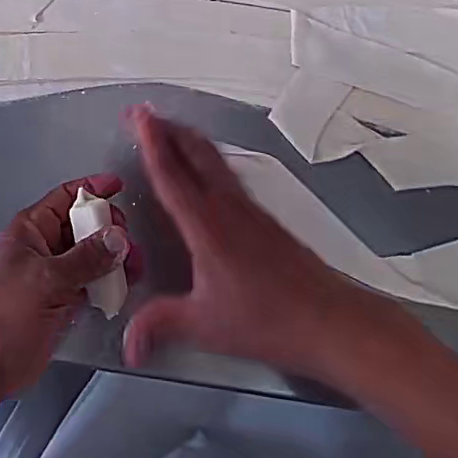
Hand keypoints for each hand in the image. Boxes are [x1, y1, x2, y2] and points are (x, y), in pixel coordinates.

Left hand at [0, 175, 132, 401]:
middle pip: (84, 225)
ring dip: (114, 259)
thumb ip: (85, 258)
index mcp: (31, 230)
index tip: (118, 185)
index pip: (66, 196)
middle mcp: (42, 248)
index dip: (92, 188)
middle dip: (110, 229)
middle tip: (126, 241)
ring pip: (91, 255)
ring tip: (131, 267)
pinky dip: (108, 282)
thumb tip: (116, 238)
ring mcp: (52, 275)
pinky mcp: (61, 301)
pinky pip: (91, 282)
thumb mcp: (45, 280)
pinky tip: (120, 288)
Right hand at [122, 108, 409, 382]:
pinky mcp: (263, 217)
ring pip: (213, 158)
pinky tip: (207, 168)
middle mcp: (227, 206)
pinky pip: (227, 172)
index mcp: (206, 225)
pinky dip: (207, 157)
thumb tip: (129, 343)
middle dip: (167, 128)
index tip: (138, 117)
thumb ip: (161, 324)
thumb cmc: (269, 319)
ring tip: (169, 129)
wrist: (328, 319)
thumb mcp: (205, 324)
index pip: (171, 173)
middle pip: (195, 151)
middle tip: (144, 114)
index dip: (151, 142)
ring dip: (188, 138)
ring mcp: (248, 208)